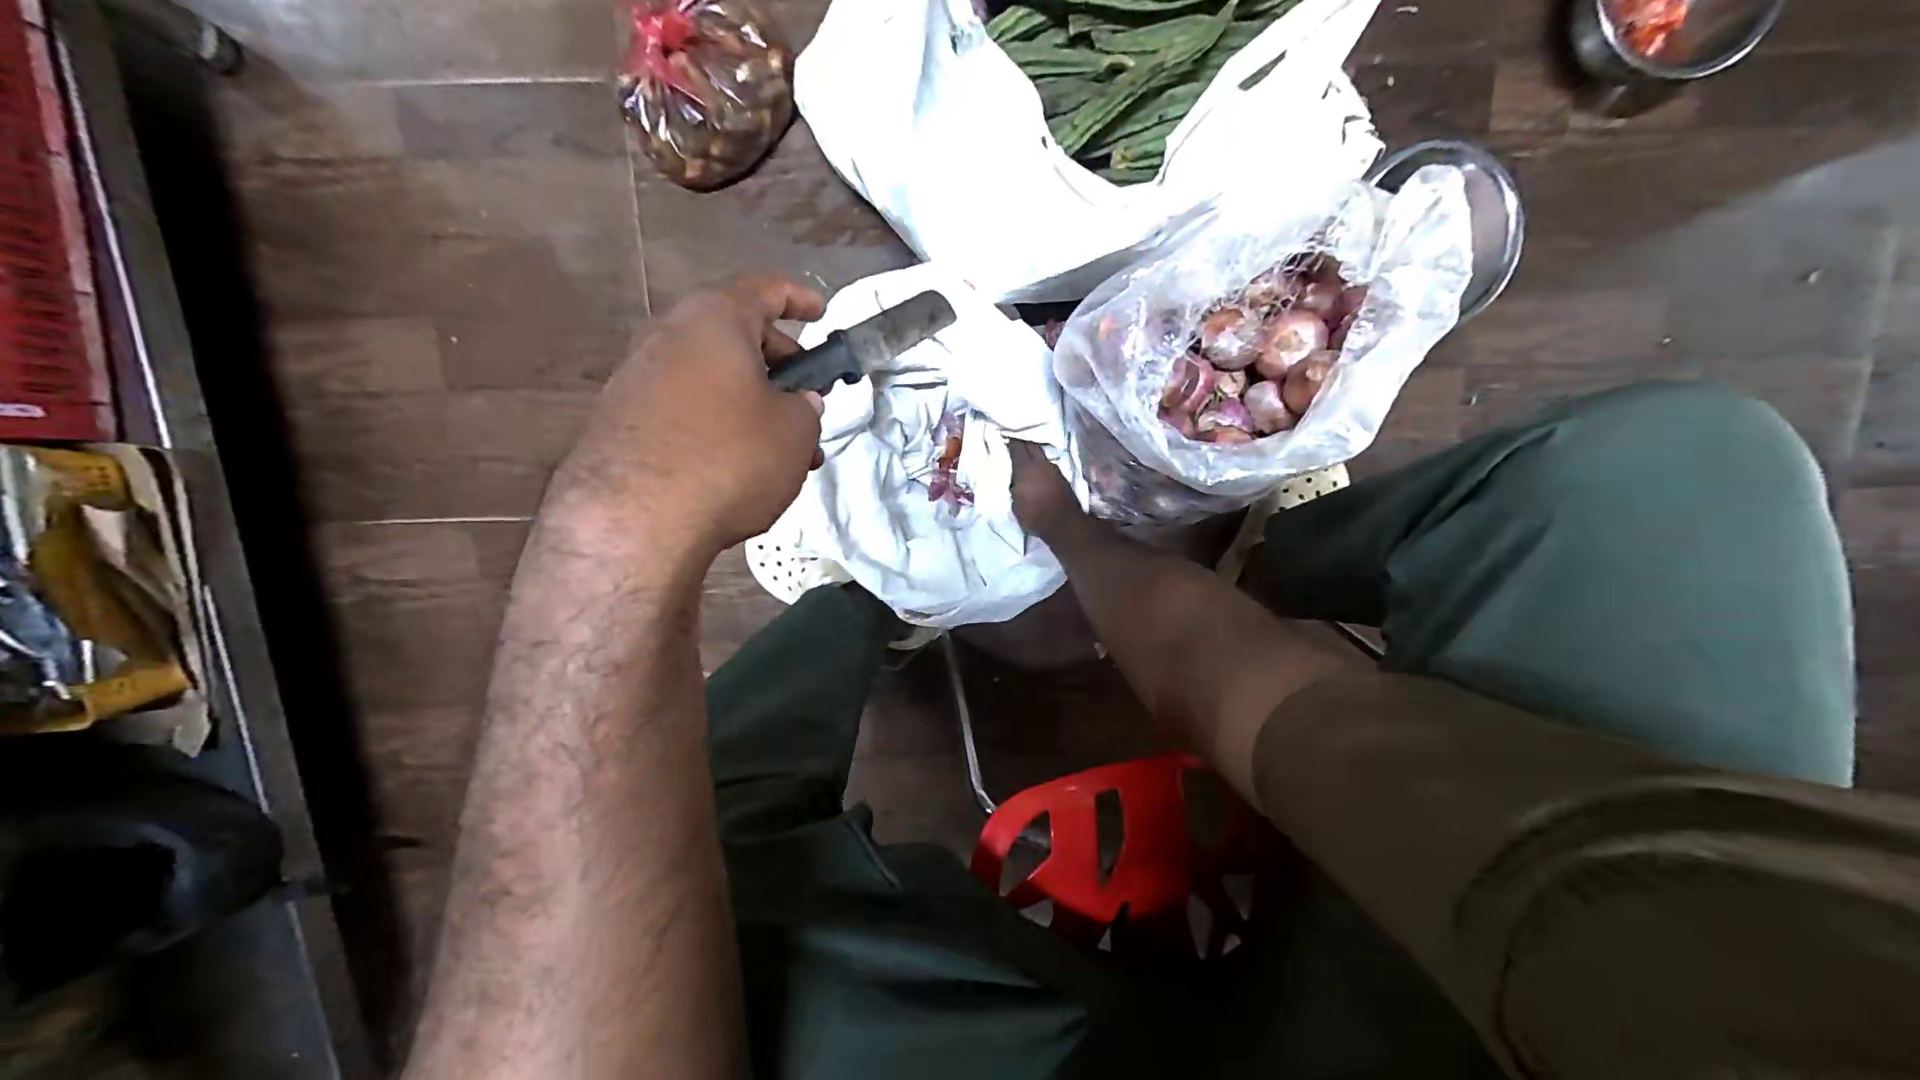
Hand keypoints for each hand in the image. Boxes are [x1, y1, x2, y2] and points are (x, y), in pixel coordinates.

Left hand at [548, 275, 827, 562]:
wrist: (633, 520)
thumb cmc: (729, 458)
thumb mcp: (794, 432)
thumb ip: (805, 408)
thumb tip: (798, 404)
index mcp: (714, 321)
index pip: (764, 290)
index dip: (799, 299)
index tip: (821, 314)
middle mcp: (668, 337)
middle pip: (734, 337)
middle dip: (779, 367)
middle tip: (808, 401)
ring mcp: (636, 379)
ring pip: (711, 379)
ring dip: (751, 405)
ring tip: (782, 451)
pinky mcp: (620, 421)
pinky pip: (683, 408)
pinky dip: (718, 424)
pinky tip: (738, 466)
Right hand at [1010, 440, 1083, 539]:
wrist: (1063, 524)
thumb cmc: (1034, 516)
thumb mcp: (1015, 505)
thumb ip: (1013, 488)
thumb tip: (1014, 482)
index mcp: (1025, 468)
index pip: (1016, 447)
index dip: (1009, 444)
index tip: (1003, 444)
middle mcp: (1040, 464)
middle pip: (1030, 446)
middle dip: (1022, 445)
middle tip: (1014, 448)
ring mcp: (1053, 469)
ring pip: (1041, 454)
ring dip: (1033, 454)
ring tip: (1026, 460)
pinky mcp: (1062, 477)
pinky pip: (1048, 464)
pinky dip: (1042, 465)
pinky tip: (1038, 472)